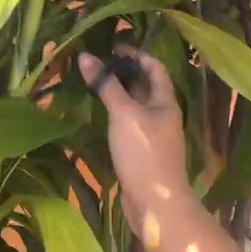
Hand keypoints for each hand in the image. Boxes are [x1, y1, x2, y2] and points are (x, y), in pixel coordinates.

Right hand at [79, 46, 187, 226]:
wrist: (157, 205)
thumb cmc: (144, 152)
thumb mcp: (123, 113)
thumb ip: (105, 85)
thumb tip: (85, 55)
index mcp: (165, 101)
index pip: (154, 66)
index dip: (135, 53)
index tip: (111, 46)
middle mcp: (161, 114)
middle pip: (143, 85)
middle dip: (121, 71)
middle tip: (95, 61)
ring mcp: (152, 134)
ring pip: (133, 104)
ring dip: (115, 92)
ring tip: (91, 81)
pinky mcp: (141, 151)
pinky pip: (127, 122)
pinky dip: (113, 113)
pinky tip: (96, 111)